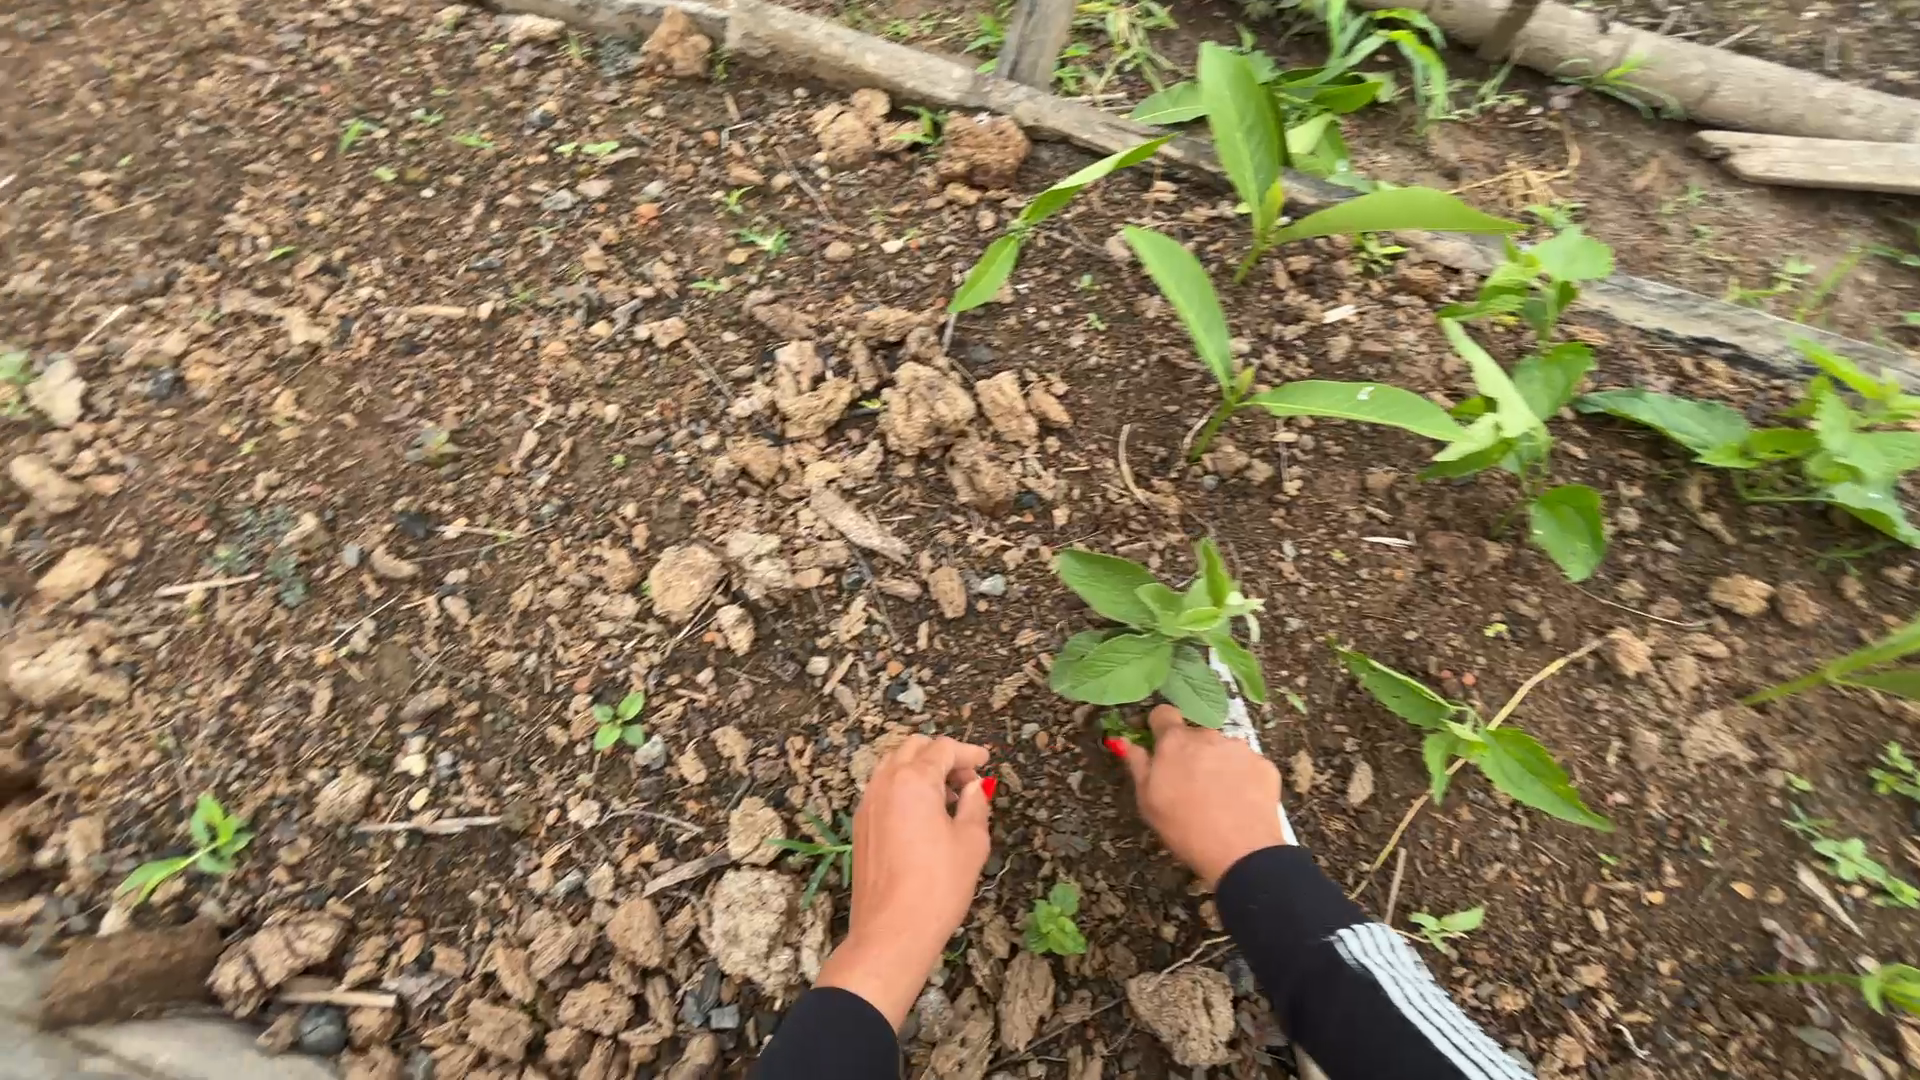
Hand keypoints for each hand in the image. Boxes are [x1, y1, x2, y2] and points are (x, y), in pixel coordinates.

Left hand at [815, 735, 992, 1028]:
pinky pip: (884, 788)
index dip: (968, 752)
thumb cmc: (937, 886)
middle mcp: (886, 782)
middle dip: (943, 756)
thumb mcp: (971, 842)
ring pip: (895, 765)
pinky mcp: (860, 824)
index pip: (943, 749)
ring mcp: (868, 802)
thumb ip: (975, 804)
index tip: (985, 760)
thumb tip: (975, 786)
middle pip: (914, 748)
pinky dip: (905, 787)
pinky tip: (924, 815)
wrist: (891, 932)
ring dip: (921, 770)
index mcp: (914, 780)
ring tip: (947, 797)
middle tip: (967, 779)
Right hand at [1112, 704, 1287, 886]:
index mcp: (1174, 741)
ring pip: (1222, 749)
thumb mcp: (1147, 800)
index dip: (1160, 727)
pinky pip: (1247, 765)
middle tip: (1190, 783)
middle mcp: (1207, 736)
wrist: (1241, 853)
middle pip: (1195, 735)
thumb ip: (1138, 764)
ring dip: (1217, 763)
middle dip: (1191, 752)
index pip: (1163, 714)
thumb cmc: (1184, 827)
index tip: (1160, 745)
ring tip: (1219, 797)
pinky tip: (1241, 802)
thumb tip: (1128, 742)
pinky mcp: (1264, 765)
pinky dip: (1243, 777)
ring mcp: (1239, 748)